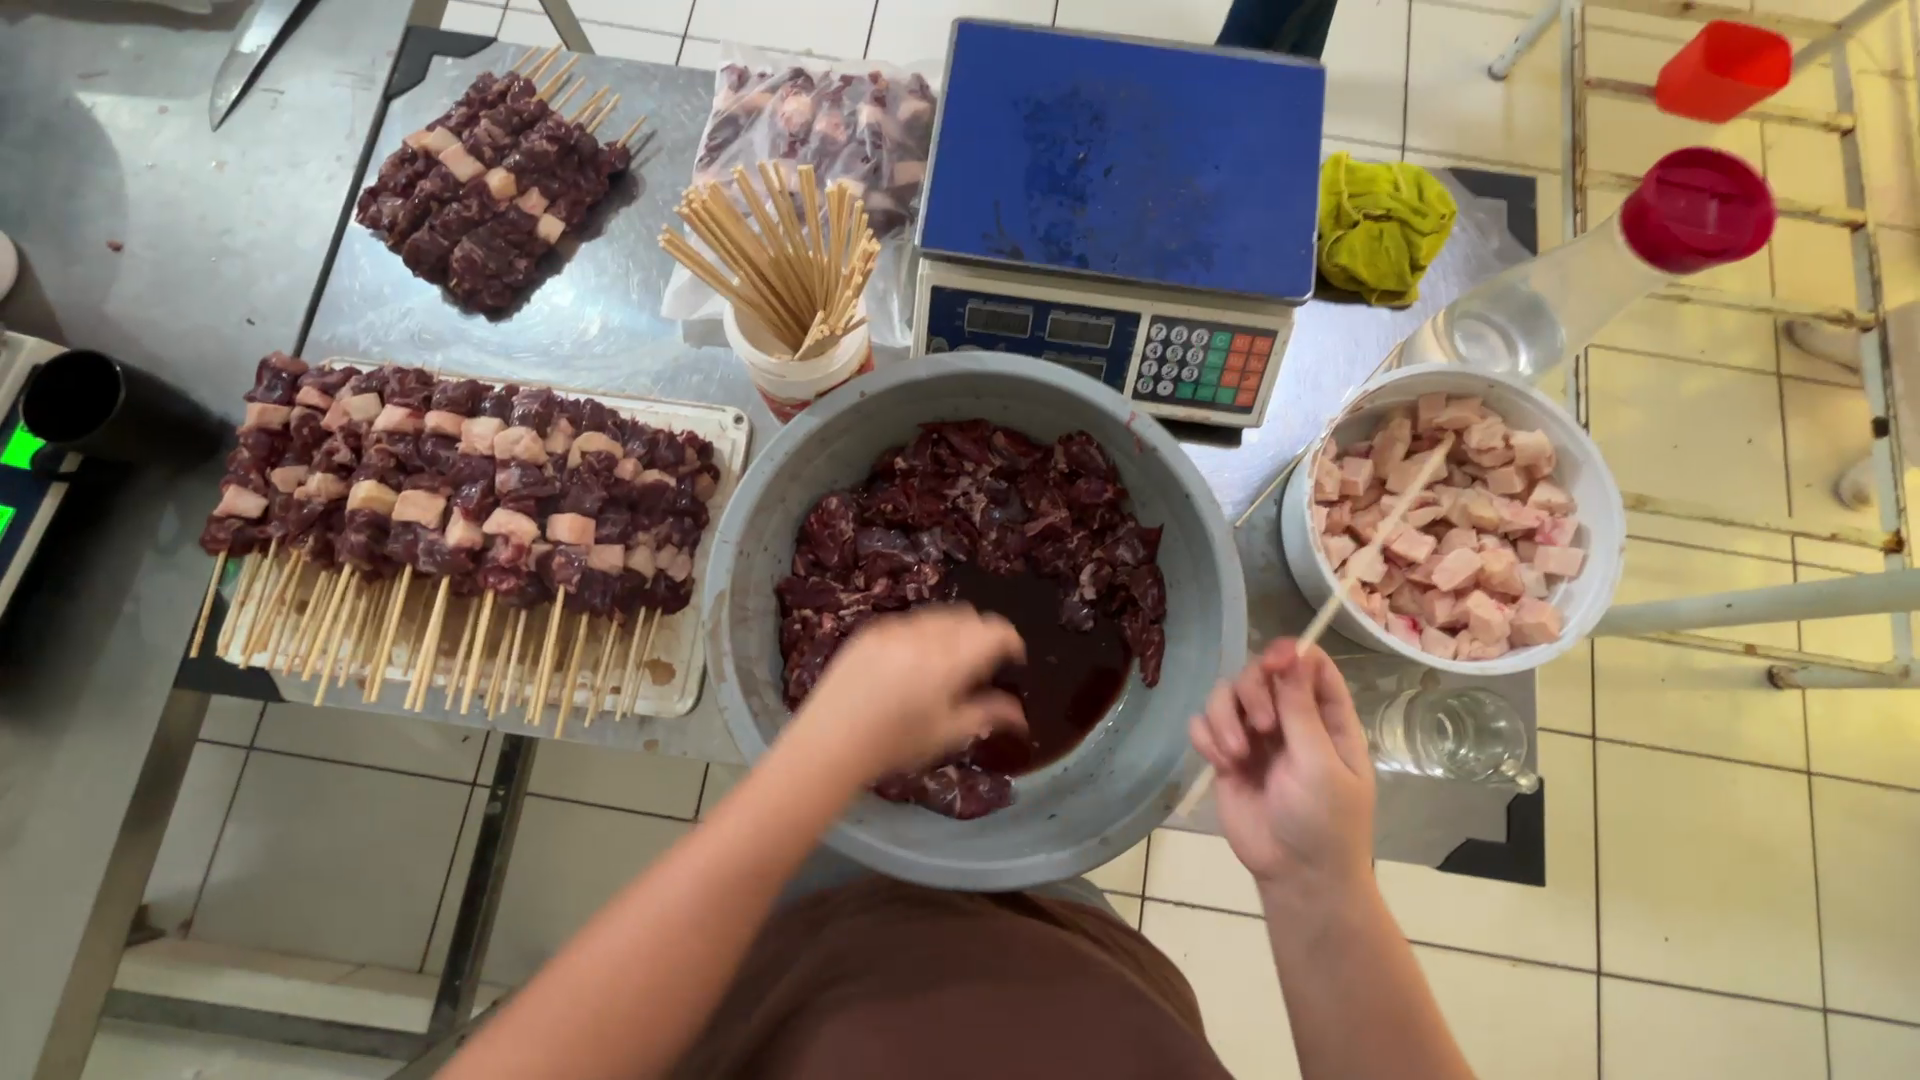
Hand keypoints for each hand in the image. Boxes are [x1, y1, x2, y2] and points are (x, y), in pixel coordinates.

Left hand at [788, 605, 1027, 782]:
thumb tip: (1020, 713)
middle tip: (982, 666)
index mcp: (947, 661)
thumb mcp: (947, 734)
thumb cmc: (893, 745)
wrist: (828, 743)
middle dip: (982, 635)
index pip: (993, 630)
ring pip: (939, 615)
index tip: (1013, 659)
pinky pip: (909, 621)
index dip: (1010, 640)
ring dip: (954, 631)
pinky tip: (914, 663)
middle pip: (968, 617)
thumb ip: (987, 715)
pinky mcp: (870, 630)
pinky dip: (924, 633)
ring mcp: (893, 629)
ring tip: (948, 664)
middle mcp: (922, 635)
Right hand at [1187, 639, 1374, 905]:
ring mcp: (1254, 737)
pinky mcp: (1225, 755)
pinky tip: (1220, 762)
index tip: (1273, 663)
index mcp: (1326, 718)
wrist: (1296, 875)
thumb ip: (1301, 710)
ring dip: (1225, 716)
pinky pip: (1204, 723)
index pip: (1309, 664)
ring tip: (1236, 754)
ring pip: (1226, 694)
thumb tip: (1293, 655)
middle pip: (1259, 673)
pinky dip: (1206, 735)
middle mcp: (1288, 719)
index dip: (1289, 654)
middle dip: (1252, 690)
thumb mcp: (1320, 765)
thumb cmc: (1325, 822)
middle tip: (1260, 726)